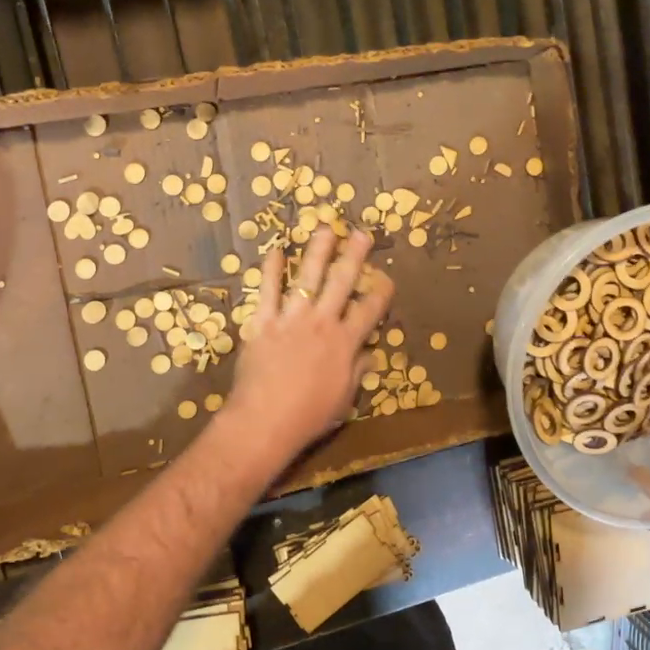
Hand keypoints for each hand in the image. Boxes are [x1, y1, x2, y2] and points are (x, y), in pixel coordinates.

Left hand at [222, 228, 393, 457]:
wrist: (265, 421)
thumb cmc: (308, 417)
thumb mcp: (344, 400)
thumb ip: (356, 372)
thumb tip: (370, 354)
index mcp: (345, 344)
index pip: (369, 311)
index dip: (380, 293)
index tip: (387, 277)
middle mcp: (321, 324)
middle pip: (341, 283)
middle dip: (354, 256)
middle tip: (362, 234)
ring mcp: (291, 320)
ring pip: (307, 279)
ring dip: (317, 252)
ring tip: (325, 228)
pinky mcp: (263, 323)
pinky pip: (267, 291)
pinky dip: (271, 270)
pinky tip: (276, 250)